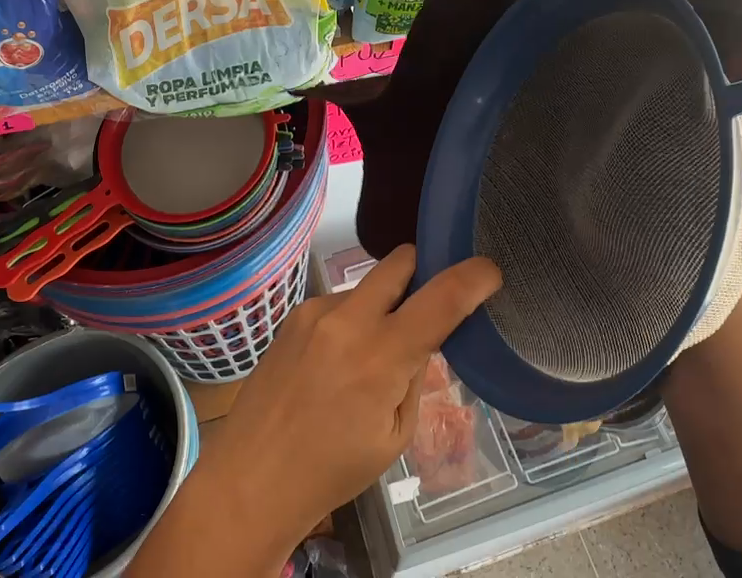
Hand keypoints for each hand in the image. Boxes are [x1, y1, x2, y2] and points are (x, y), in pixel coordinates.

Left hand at [127, 246, 500, 576]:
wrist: (250, 478)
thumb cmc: (331, 471)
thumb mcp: (394, 436)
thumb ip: (413, 376)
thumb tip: (421, 341)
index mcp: (381, 357)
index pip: (441, 298)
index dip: (473, 277)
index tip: (491, 270)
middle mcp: (347, 320)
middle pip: (400, 261)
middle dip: (423, 272)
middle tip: (429, 303)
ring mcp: (315, 312)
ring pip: (367, 286)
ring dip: (382, 306)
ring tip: (370, 358)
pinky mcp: (293, 316)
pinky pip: (339, 304)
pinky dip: (352, 322)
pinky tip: (338, 362)